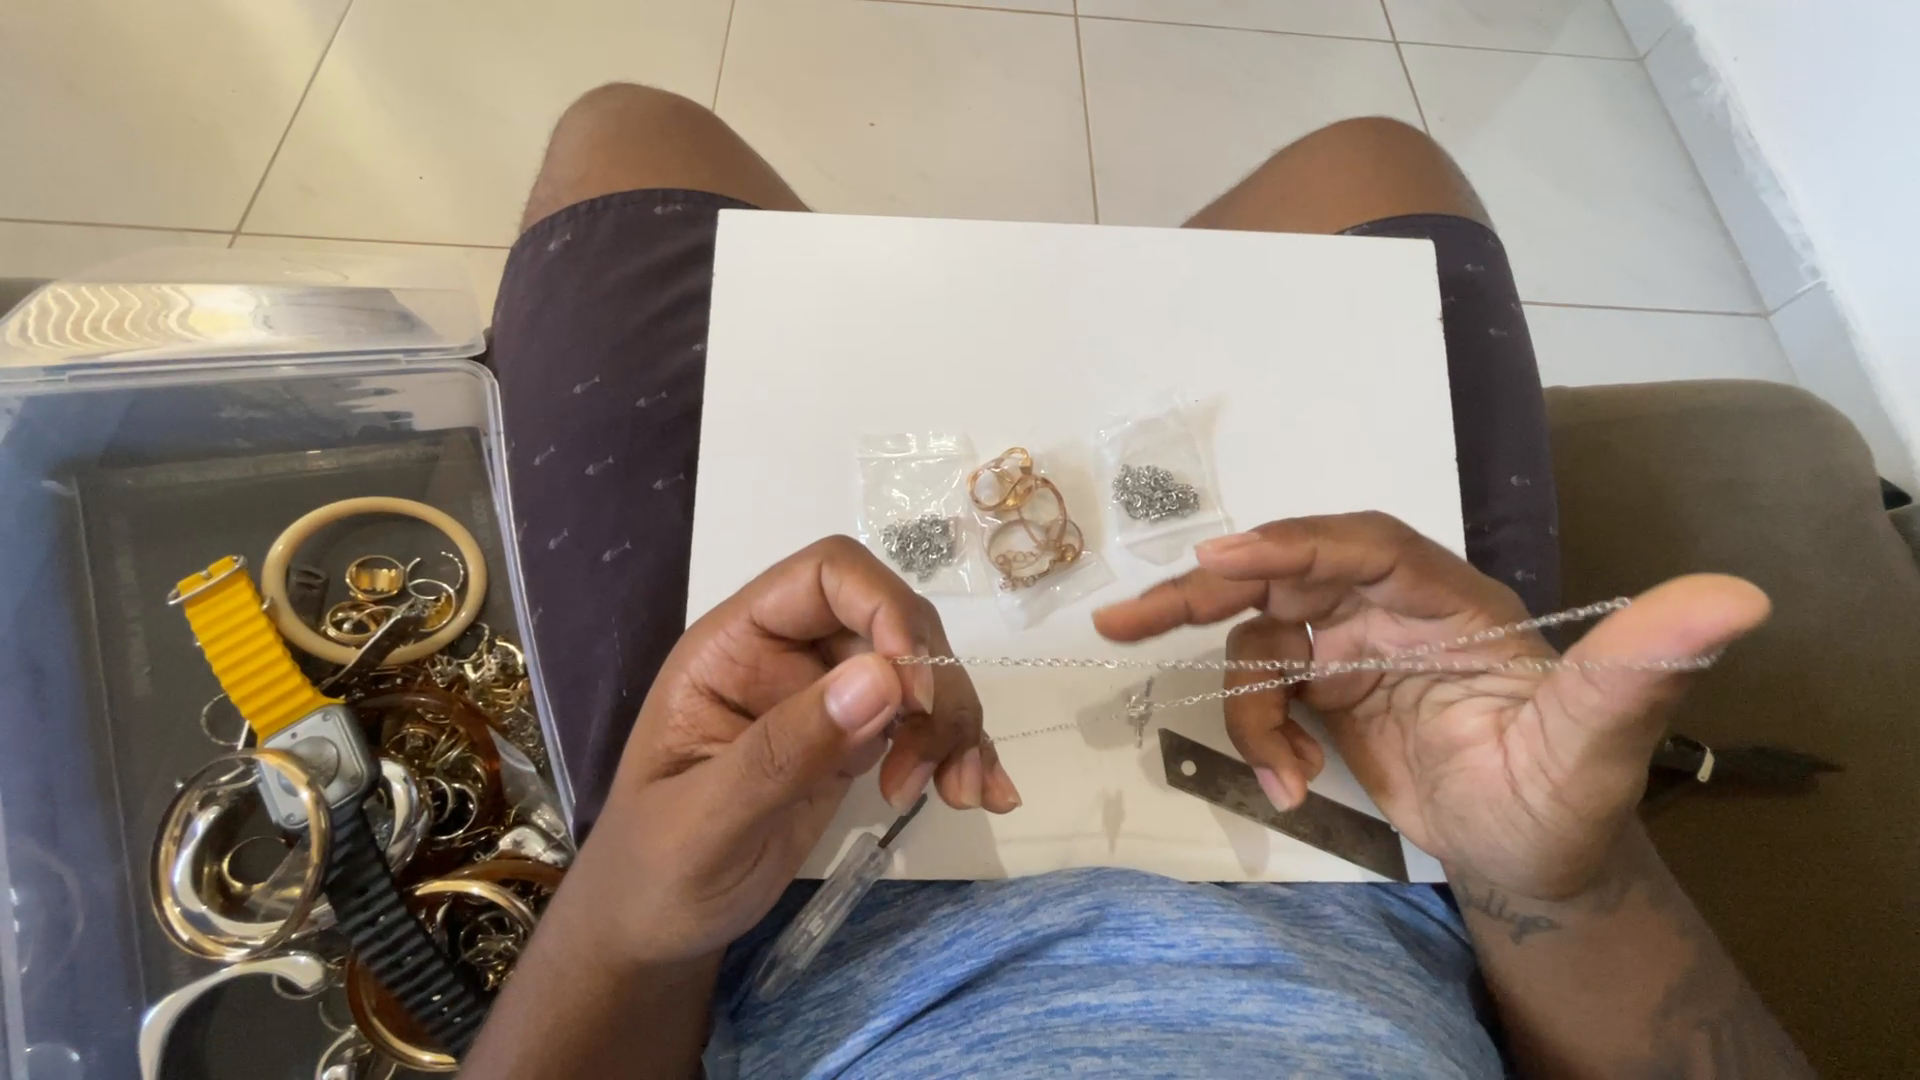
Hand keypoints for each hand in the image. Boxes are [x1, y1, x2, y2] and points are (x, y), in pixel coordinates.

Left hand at [571, 536, 1019, 964]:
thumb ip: (786, 748)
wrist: (661, 926)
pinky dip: (962, 750)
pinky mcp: (858, 737)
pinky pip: (926, 721)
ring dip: (952, 725)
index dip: (884, 608)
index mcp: (737, 644)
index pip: (827, 575)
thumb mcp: (707, 820)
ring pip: (922, 670)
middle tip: (923, 770)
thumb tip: (884, 676)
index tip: (912, 690)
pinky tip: (984, 793)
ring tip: (956, 796)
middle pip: (893, 619)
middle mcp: (791, 654)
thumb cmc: (657, 871)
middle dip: (930, 686)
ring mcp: (829, 694)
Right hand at [1093, 513, 1767, 901]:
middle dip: (1199, 594)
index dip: (1286, 546)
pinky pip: (1259, 691)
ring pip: (1254, 639)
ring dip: (1246, 704)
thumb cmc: (1561, 807)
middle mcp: (1383, 607)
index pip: (1357, 547)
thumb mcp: (1593, 752)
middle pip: (1276, 578)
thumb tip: (1732, 598)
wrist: (1523, 863)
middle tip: (1123, 620)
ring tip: (1278, 773)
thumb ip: (1634, 676)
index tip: (1217, 559)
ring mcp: (1342, 645)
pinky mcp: (1316, 684)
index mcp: (1447, 598)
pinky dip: (1260, 737)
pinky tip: (1290, 784)